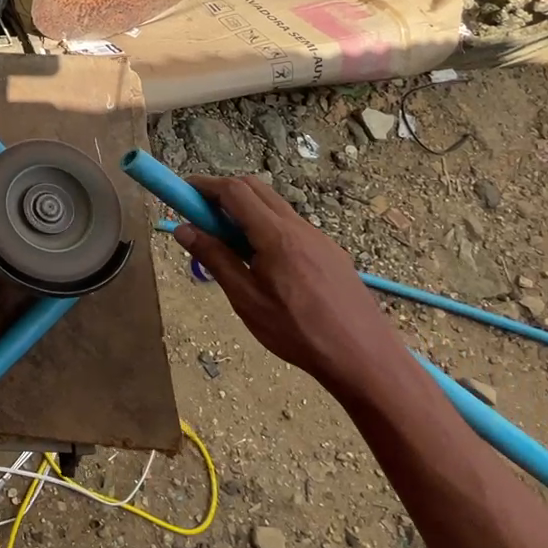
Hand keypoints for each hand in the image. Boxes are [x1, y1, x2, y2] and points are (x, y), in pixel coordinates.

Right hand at [174, 176, 406, 397]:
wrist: (367, 361)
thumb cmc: (300, 333)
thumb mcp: (246, 299)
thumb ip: (215, 259)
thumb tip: (183, 229)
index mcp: (277, 236)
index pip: (234, 191)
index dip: (203, 185)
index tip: (180, 192)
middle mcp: (300, 228)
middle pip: (256, 189)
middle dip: (222, 192)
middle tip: (198, 215)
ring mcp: (320, 240)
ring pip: (274, 207)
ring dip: (244, 211)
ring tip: (226, 244)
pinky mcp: (331, 254)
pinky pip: (290, 226)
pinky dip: (265, 226)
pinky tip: (260, 261)